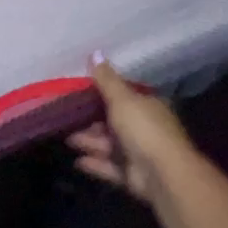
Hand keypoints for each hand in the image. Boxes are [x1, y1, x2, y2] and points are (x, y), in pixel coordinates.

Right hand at [67, 52, 197, 203]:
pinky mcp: (132, 174)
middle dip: (90, 121)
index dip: (102, 94)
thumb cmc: (143, 129)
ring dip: (89, 142)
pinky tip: (77, 161)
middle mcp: (145, 128)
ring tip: (66, 139)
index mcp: (147, 106)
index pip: (123, 97)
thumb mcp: (122, 99)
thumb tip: (95, 52)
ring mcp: (139, 153)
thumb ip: (106, 80)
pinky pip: (109, 167)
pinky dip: (94, 164)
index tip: (78, 92)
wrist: (162, 174)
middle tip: (65, 117)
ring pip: (109, 145)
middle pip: (113, 122)